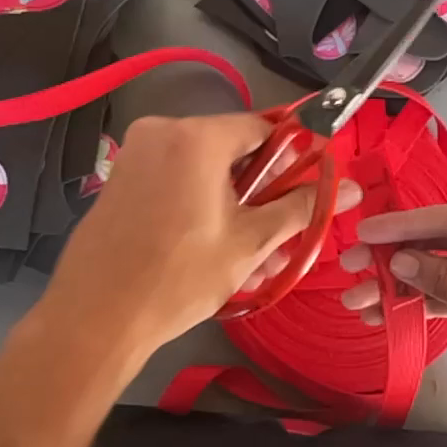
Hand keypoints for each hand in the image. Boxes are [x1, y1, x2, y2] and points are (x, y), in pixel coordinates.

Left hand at [32, 112, 359, 357]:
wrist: (96, 318)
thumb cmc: (180, 276)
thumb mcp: (251, 243)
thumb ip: (301, 208)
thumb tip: (350, 188)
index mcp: (197, 136)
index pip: (264, 128)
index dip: (294, 159)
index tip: (309, 192)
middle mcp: (162, 132)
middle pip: (234, 150)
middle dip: (264, 191)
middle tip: (283, 236)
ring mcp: (136, 155)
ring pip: (206, 172)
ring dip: (236, 207)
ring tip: (255, 258)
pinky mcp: (121, 181)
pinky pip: (178, 183)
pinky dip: (203, 208)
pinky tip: (217, 252)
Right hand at [337, 203, 446, 406]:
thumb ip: (444, 281)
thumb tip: (397, 260)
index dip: (401, 225)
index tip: (361, 231)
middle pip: (438, 241)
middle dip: (393, 256)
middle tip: (349, 267)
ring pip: (439, 268)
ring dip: (401, 284)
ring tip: (358, 300)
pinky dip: (422, 301)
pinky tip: (386, 312)